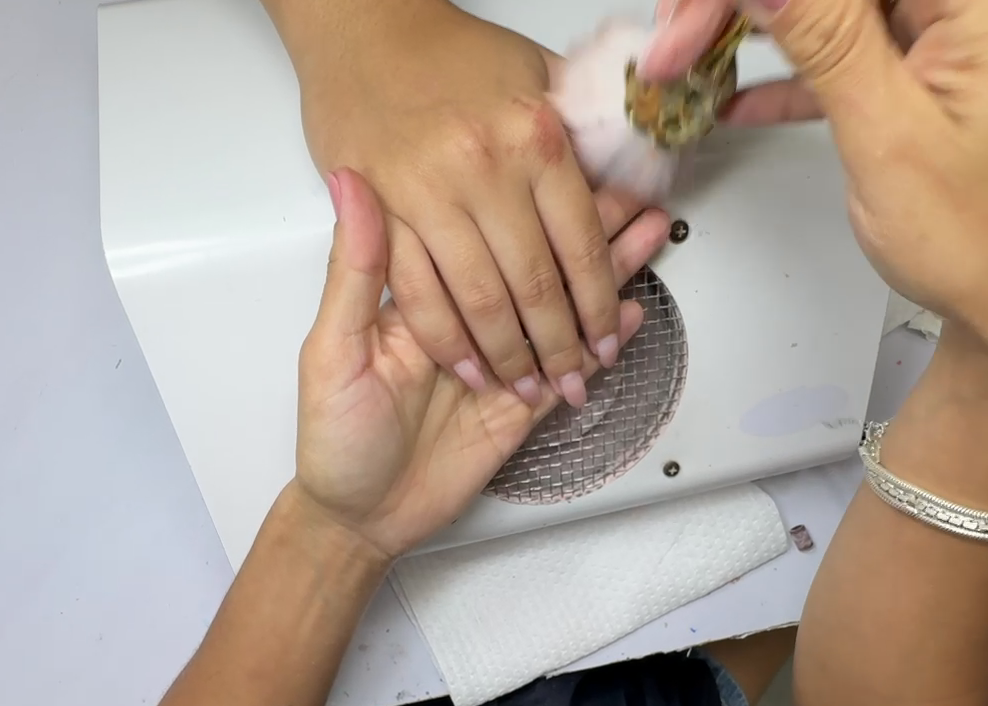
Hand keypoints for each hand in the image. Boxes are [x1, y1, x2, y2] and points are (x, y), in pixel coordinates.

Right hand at [291, 3, 630, 409]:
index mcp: (534, 138)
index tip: (606, 342)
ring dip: (511, 357)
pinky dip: (449, 342)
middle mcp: (485, 170)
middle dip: (560, 346)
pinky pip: (420, 298)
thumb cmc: (447, 55)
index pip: (582, 245)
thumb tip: (629, 181)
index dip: (599, 306)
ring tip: (532, 387)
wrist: (358, 24)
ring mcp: (428, 197)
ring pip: (482, 302)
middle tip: (575, 380)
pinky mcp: (382, 218)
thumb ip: (582, 136)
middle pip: (537, 284)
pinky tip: (473, 370)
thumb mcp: (534, 74)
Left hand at [291, 169, 668, 560]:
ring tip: (651, 236)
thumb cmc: (334, 437)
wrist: (361, 514)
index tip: (569, 157)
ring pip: (562, 309)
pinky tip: (629, 315)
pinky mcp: (518, 410)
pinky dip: (600, 344)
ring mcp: (501, 365)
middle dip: (588, 230)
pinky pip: (567, 369)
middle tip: (636, 194)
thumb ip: (354, 273)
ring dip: (606, 275)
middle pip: (539, 264)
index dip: (532, 199)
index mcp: (426, 298)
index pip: (489, 233)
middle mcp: (470, 322)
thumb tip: (348, 184)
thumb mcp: (333, 351)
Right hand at [646, 0, 987, 382]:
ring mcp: (957, 27)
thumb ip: (827, 41)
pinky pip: (852, 46)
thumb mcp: (888, 135)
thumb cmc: (986, 237)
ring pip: (838, 3)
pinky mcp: (932, 68)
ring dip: (761, 26)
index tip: (685, 14)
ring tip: (690, 61)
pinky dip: (793, 70)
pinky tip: (736, 95)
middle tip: (676, 41)